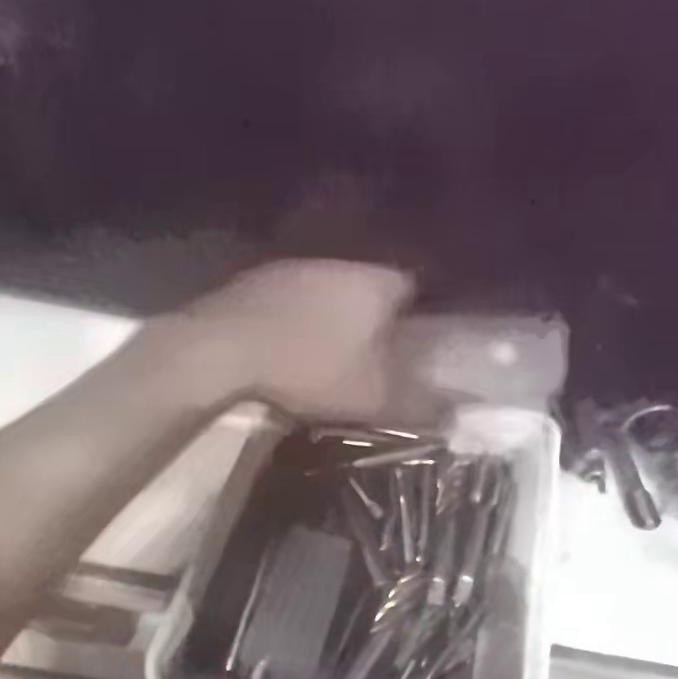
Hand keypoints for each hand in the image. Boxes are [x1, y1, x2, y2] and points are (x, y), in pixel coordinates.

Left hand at [165, 258, 414, 418]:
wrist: (223, 350)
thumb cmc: (310, 369)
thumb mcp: (372, 397)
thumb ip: (417, 405)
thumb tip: (454, 415)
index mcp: (375, 281)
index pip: (413, 286)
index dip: (416, 317)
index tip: (409, 346)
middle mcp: (337, 263)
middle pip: (368, 286)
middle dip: (371, 317)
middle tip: (369, 356)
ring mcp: (292, 267)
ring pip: (326, 290)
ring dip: (329, 316)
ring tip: (325, 354)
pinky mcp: (254, 280)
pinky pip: (289, 298)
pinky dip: (294, 319)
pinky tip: (284, 346)